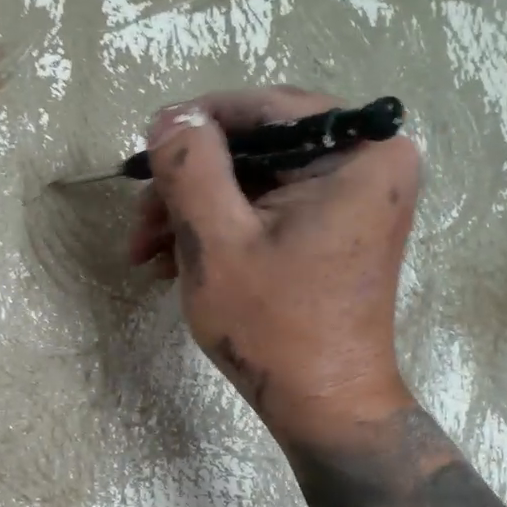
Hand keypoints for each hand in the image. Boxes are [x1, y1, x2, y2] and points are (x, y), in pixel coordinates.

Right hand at [126, 86, 422, 448]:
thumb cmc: (271, 322)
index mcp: (357, 153)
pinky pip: (265, 208)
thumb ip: (190, 170)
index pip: (264, 109)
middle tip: (138, 227)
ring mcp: (353, 197)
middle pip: (255, 148)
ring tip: (146, 256)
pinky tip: (176, 262)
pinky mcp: (335, 228)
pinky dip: (217, 229)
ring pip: (252, 181)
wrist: (319, 396)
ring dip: (191, 213)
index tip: (140, 160)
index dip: (194, 128)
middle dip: (186, 185)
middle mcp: (368, 162)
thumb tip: (168, 118)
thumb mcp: (215, 242)